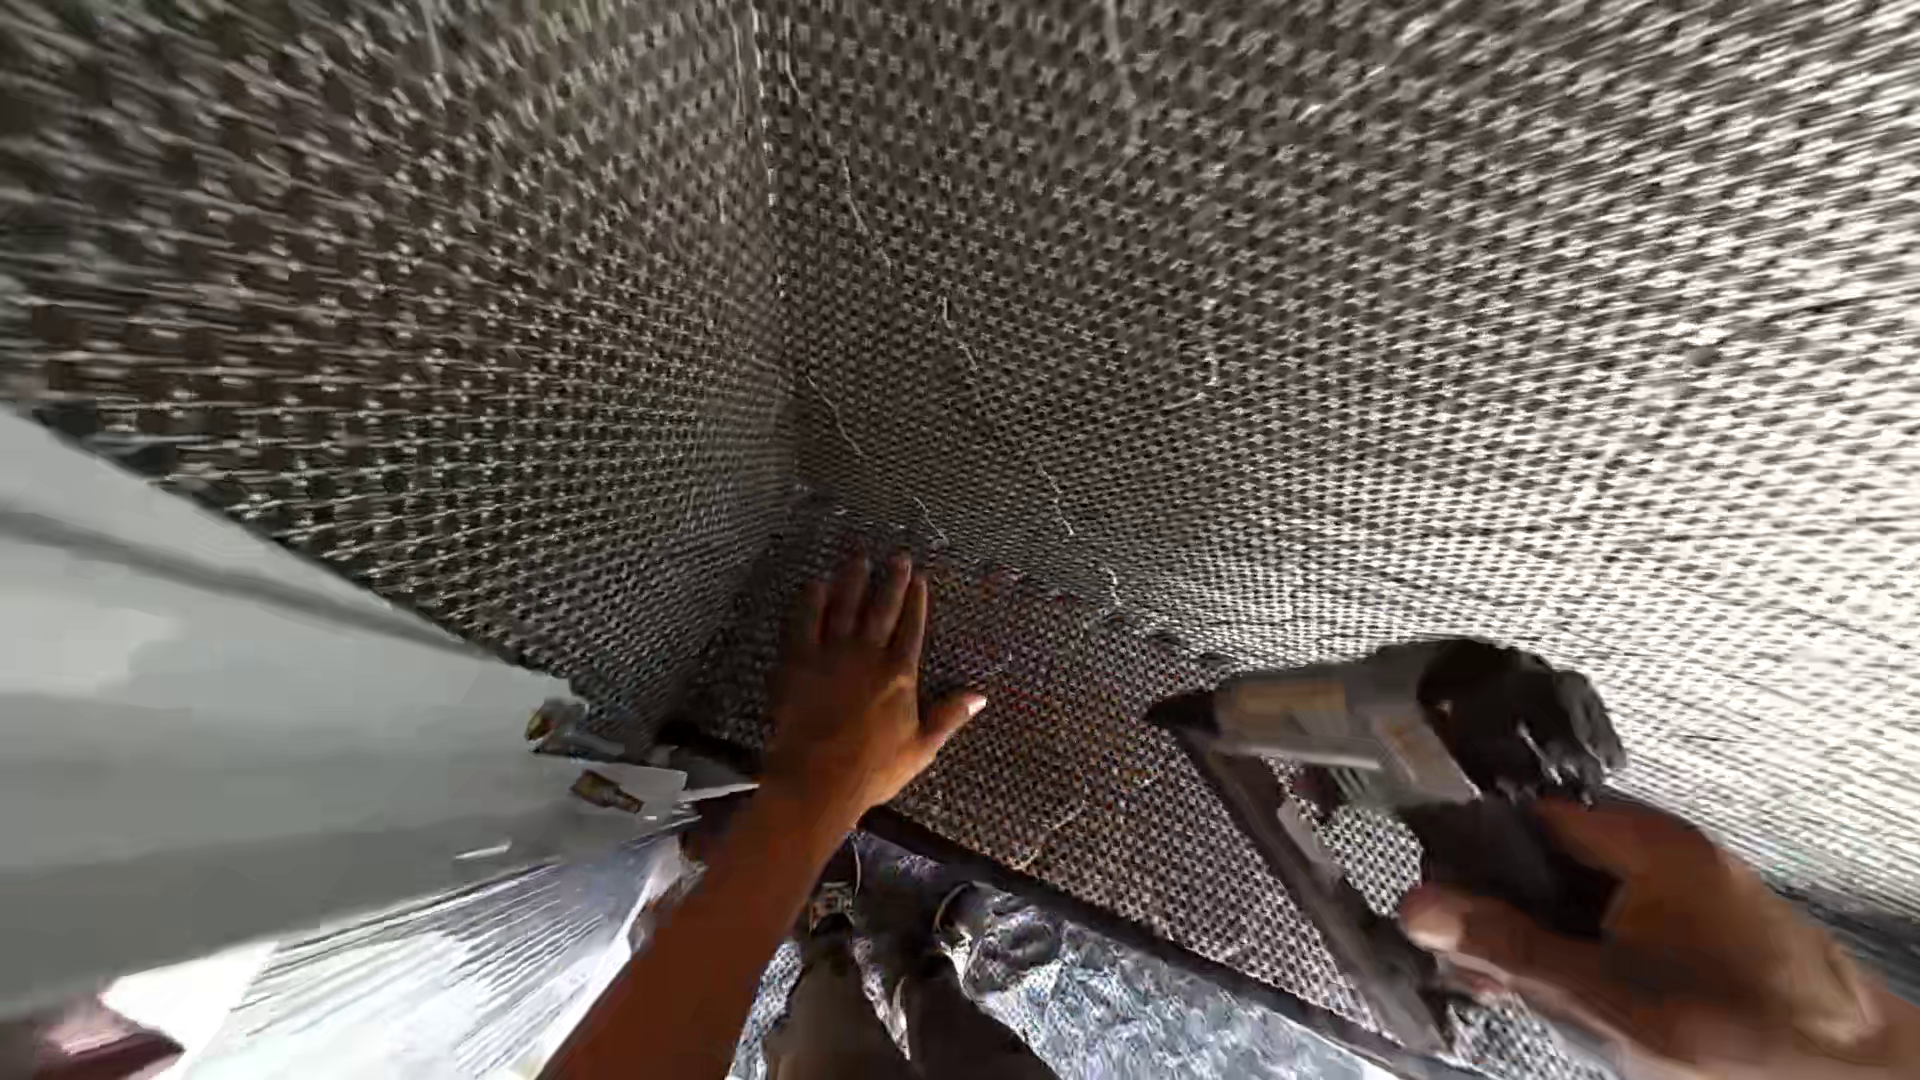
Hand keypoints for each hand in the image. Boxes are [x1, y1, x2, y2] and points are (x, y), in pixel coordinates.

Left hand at [762, 552, 986, 823]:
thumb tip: (981, 695)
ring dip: (853, 580)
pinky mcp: (799, 662)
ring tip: (859, 558)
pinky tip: (815, 584)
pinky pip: (805, 623)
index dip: (916, 600)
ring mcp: (832, 655)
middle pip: (882, 608)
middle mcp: (868, 654)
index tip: (920, 578)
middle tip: (898, 556)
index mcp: (899, 673)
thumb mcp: (921, 747)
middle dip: (892, 580)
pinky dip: (811, 602)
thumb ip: (949, 715)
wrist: (817, 779)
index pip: (912, 626)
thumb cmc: (873, 768)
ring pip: (845, 607)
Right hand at [1400, 799, 1908, 1078]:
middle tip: (1454, 948)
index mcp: (1646, 840)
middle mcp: (1656, 851)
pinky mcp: (1687, 933)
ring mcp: (1675, 893)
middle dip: (1489, 904)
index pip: (1519, 815)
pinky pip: (1597, 923)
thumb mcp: (1614, 1001)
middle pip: (1536, 856)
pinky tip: (1532, 987)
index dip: (1465, 848)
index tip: (1431, 892)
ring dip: (1520, 934)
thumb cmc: (1757, 1051)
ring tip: (1484, 976)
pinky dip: (1561, 950)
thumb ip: (1506, 948)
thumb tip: (1407, 907)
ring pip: (1562, 895)